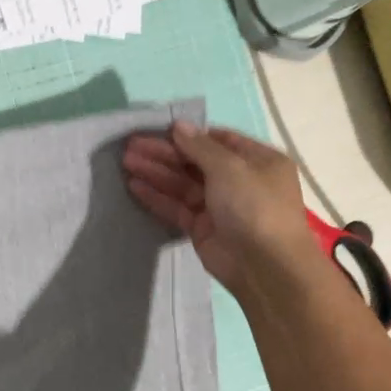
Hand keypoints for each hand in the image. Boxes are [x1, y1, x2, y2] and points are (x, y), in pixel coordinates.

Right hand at [122, 121, 317, 297]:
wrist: (264, 265)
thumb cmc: (254, 206)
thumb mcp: (230, 168)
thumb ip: (200, 146)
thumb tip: (179, 126)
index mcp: (257, 160)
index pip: (219, 140)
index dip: (189, 135)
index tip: (158, 131)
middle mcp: (239, 180)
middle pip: (195, 161)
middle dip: (164, 153)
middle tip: (131, 145)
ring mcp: (219, 205)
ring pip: (182, 184)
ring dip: (155, 172)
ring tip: (126, 162)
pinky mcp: (201, 227)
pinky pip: (176, 206)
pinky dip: (156, 196)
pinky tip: (134, 185)